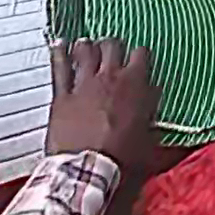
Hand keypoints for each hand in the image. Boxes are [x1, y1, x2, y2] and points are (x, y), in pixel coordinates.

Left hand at [47, 37, 160, 172]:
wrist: (86, 171)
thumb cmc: (120, 156)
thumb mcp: (147, 132)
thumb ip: (151, 107)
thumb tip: (155, 95)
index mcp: (134, 83)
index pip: (141, 53)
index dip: (139, 54)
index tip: (138, 58)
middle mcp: (110, 76)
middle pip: (112, 44)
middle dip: (113, 45)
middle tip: (111, 50)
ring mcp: (85, 84)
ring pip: (87, 51)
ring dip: (88, 46)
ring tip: (87, 44)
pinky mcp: (63, 96)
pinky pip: (60, 68)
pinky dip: (59, 53)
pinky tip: (59, 43)